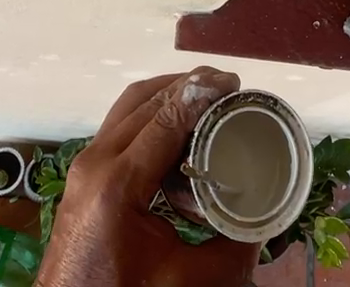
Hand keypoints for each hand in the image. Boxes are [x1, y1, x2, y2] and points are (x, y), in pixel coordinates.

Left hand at [39, 68, 259, 286]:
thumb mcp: (184, 282)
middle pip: (146, 102)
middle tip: (228, 85)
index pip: (165, 119)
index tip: (233, 82)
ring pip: (129, 105)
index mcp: (117, 184)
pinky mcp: (85, 172)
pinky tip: (178, 122)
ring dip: (168, 92)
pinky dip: (151, 110)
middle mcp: (96, 161)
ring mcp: (86, 163)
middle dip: (188, 85)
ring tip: (206, 93)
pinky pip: (120, 123)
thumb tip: (264, 217)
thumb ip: (230, 249)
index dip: (201, 93)